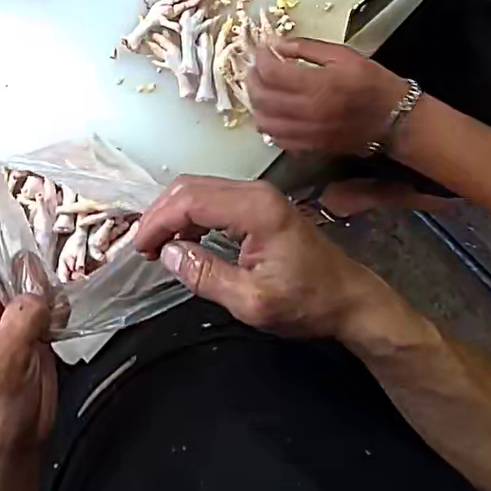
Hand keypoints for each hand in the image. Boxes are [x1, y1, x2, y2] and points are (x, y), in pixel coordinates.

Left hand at [0, 165, 56, 469]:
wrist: (3, 455)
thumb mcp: (0, 361)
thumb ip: (23, 316)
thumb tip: (40, 287)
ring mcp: (2, 315)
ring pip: (15, 265)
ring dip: (25, 237)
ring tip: (36, 201)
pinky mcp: (25, 328)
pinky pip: (38, 291)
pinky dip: (49, 272)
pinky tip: (61, 255)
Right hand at [133, 175, 436, 352]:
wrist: (350, 299)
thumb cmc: (306, 303)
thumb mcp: (252, 302)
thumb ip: (206, 275)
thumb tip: (167, 253)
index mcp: (255, 209)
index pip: (190, 200)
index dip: (158, 221)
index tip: (141, 249)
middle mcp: (254, 191)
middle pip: (190, 187)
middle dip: (160, 214)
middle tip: (144, 248)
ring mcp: (256, 194)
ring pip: (197, 189)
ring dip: (171, 213)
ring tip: (158, 246)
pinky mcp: (256, 202)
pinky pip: (211, 198)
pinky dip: (188, 215)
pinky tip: (183, 240)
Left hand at [248, 37, 412, 154]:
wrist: (395, 119)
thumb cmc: (371, 82)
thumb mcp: (342, 55)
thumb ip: (306, 48)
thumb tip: (277, 44)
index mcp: (317, 85)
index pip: (271, 72)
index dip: (261, 59)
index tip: (262, 51)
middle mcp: (307, 111)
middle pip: (262, 97)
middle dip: (253, 79)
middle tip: (257, 69)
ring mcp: (306, 132)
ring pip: (264, 120)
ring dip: (256, 104)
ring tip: (261, 90)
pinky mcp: (308, 147)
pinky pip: (276, 138)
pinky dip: (268, 124)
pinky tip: (273, 112)